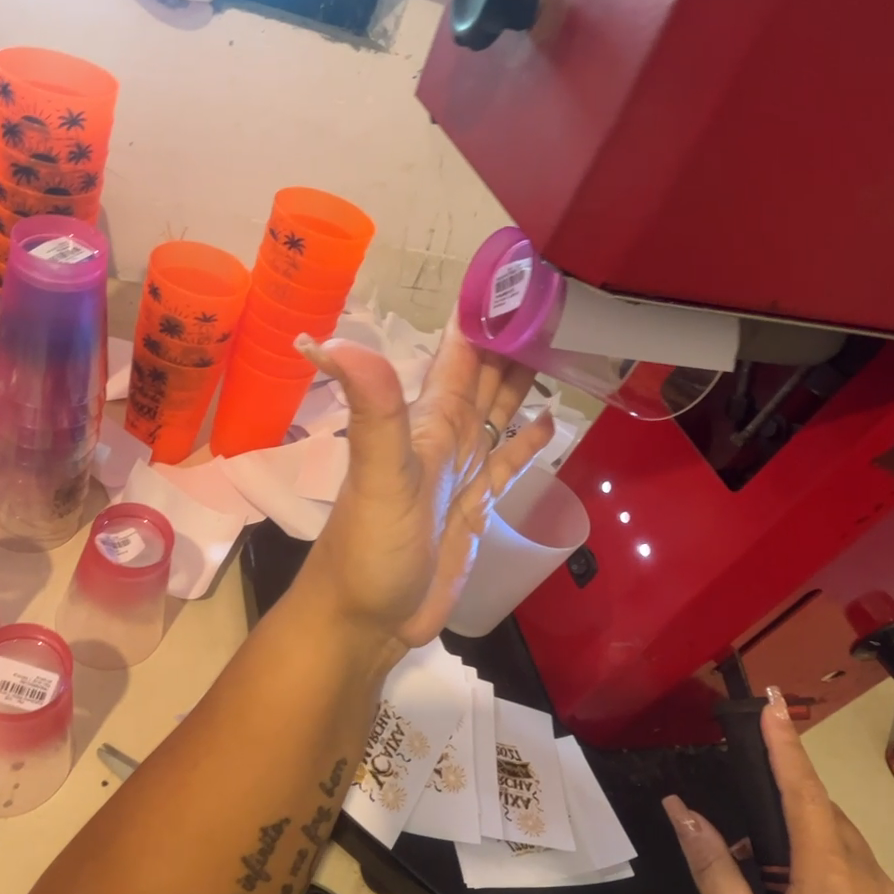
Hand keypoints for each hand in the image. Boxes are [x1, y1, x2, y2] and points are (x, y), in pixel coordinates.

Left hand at [293, 319, 554, 647]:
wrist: (366, 618)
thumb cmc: (371, 546)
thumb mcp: (378, 474)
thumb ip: (372, 410)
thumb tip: (331, 339)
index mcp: (427, 422)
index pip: (460, 354)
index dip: (485, 315)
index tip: (520, 274)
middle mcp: (444, 438)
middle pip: (485, 377)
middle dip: (514, 340)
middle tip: (559, 301)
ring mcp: (461, 474)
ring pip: (496, 413)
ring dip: (522, 382)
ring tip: (562, 346)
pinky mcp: (476, 509)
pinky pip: (505, 463)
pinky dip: (526, 442)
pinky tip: (551, 421)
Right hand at [663, 692, 893, 893]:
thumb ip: (715, 870)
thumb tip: (679, 808)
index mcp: (831, 877)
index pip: (803, 792)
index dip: (785, 744)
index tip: (772, 701)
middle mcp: (875, 881)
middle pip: (826, 819)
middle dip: (787, 810)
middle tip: (749, 850)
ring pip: (849, 851)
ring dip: (810, 849)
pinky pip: (868, 884)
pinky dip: (836, 880)